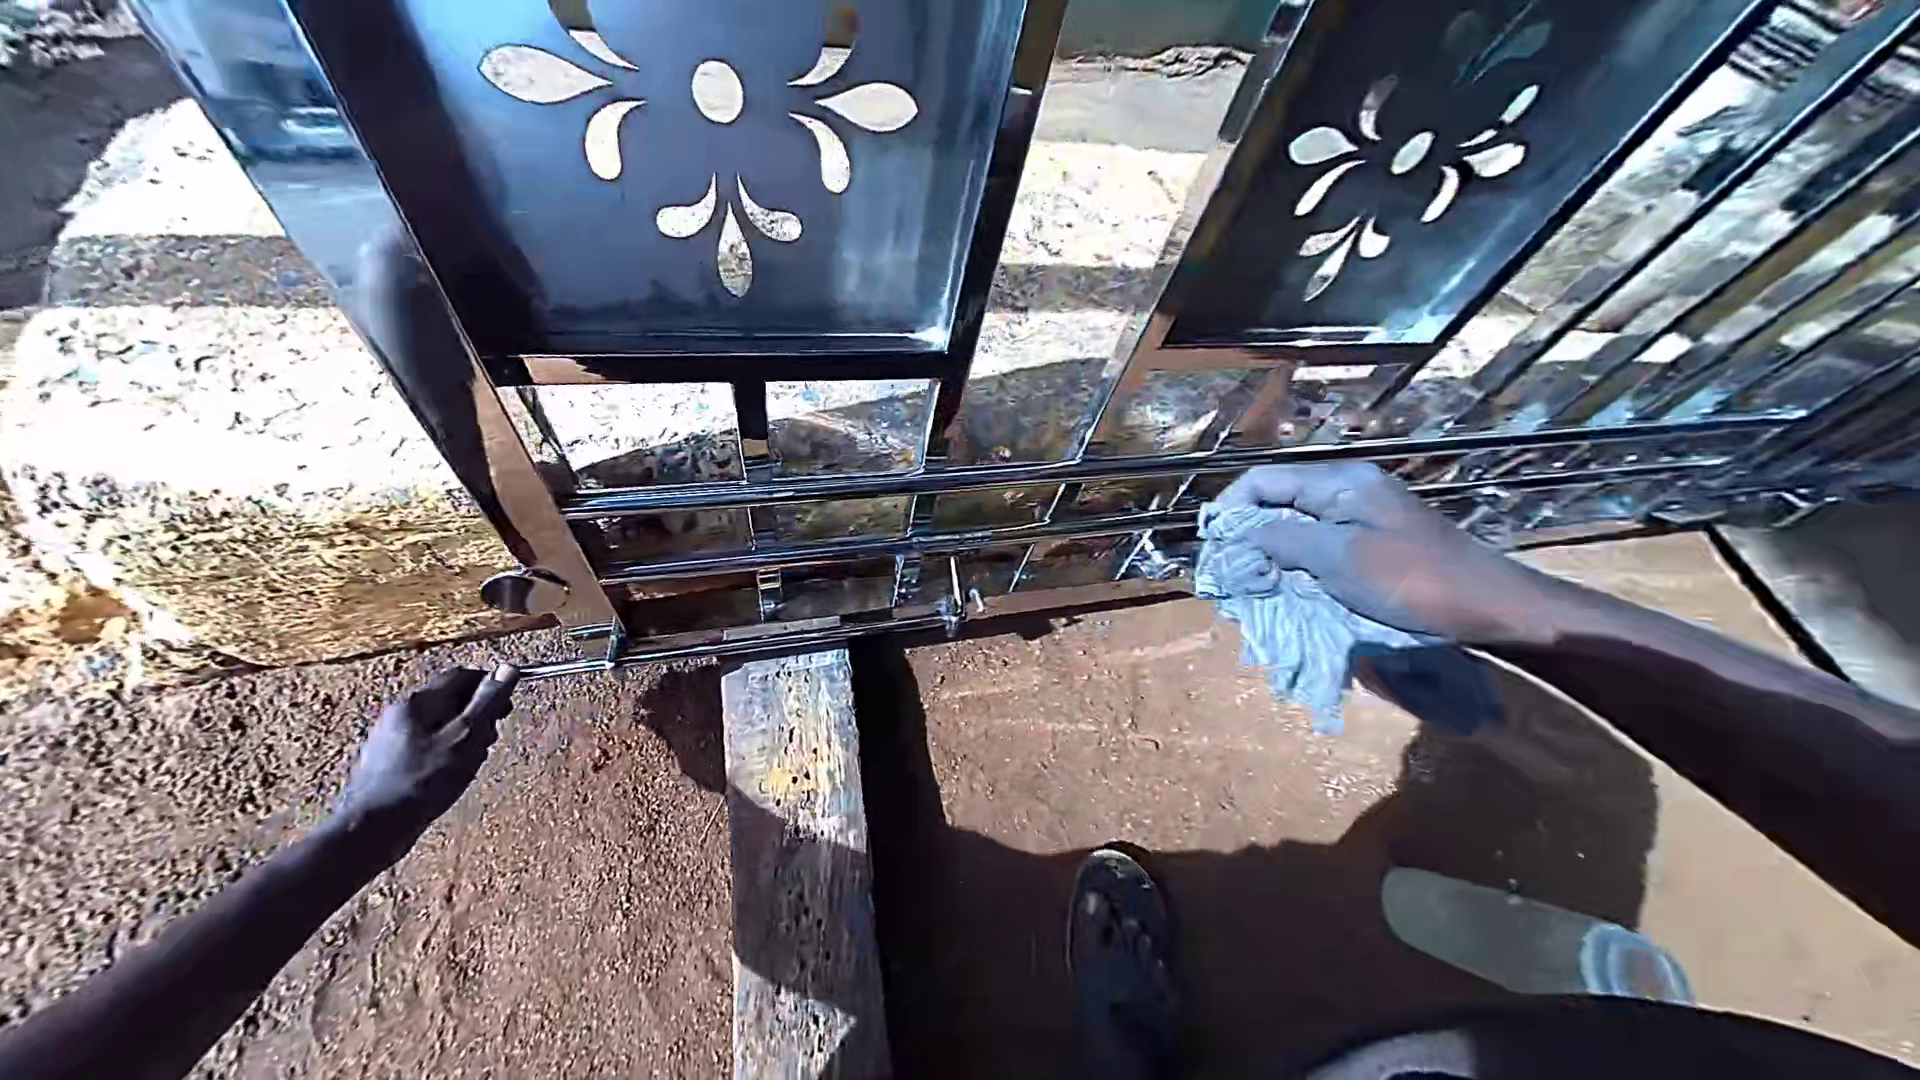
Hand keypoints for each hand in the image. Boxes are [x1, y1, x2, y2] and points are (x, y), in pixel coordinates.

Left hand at [331, 665, 518, 858]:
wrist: (372, 830)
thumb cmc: (423, 780)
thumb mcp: (467, 736)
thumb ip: (488, 701)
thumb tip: (507, 669)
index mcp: (417, 703)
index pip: (462, 676)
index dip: (490, 686)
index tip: (506, 706)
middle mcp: (400, 714)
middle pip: (452, 699)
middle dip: (479, 714)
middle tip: (490, 737)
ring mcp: (392, 738)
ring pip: (443, 722)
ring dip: (466, 734)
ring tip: (472, 759)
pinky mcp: (390, 760)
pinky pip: (429, 743)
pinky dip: (449, 750)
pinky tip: (452, 772)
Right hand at [1216, 463, 1557, 641]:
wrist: (1495, 609)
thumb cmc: (1415, 580)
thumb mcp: (1340, 557)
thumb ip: (1283, 539)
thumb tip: (1239, 535)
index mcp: (1339, 483)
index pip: (1263, 480)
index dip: (1230, 508)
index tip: (1213, 545)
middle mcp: (1345, 490)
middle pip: (1275, 500)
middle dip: (1245, 532)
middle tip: (1230, 569)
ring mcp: (1359, 515)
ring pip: (1291, 523)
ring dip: (1267, 550)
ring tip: (1252, 580)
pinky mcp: (1368, 540)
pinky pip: (1314, 542)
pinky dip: (1292, 561)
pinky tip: (1285, 583)